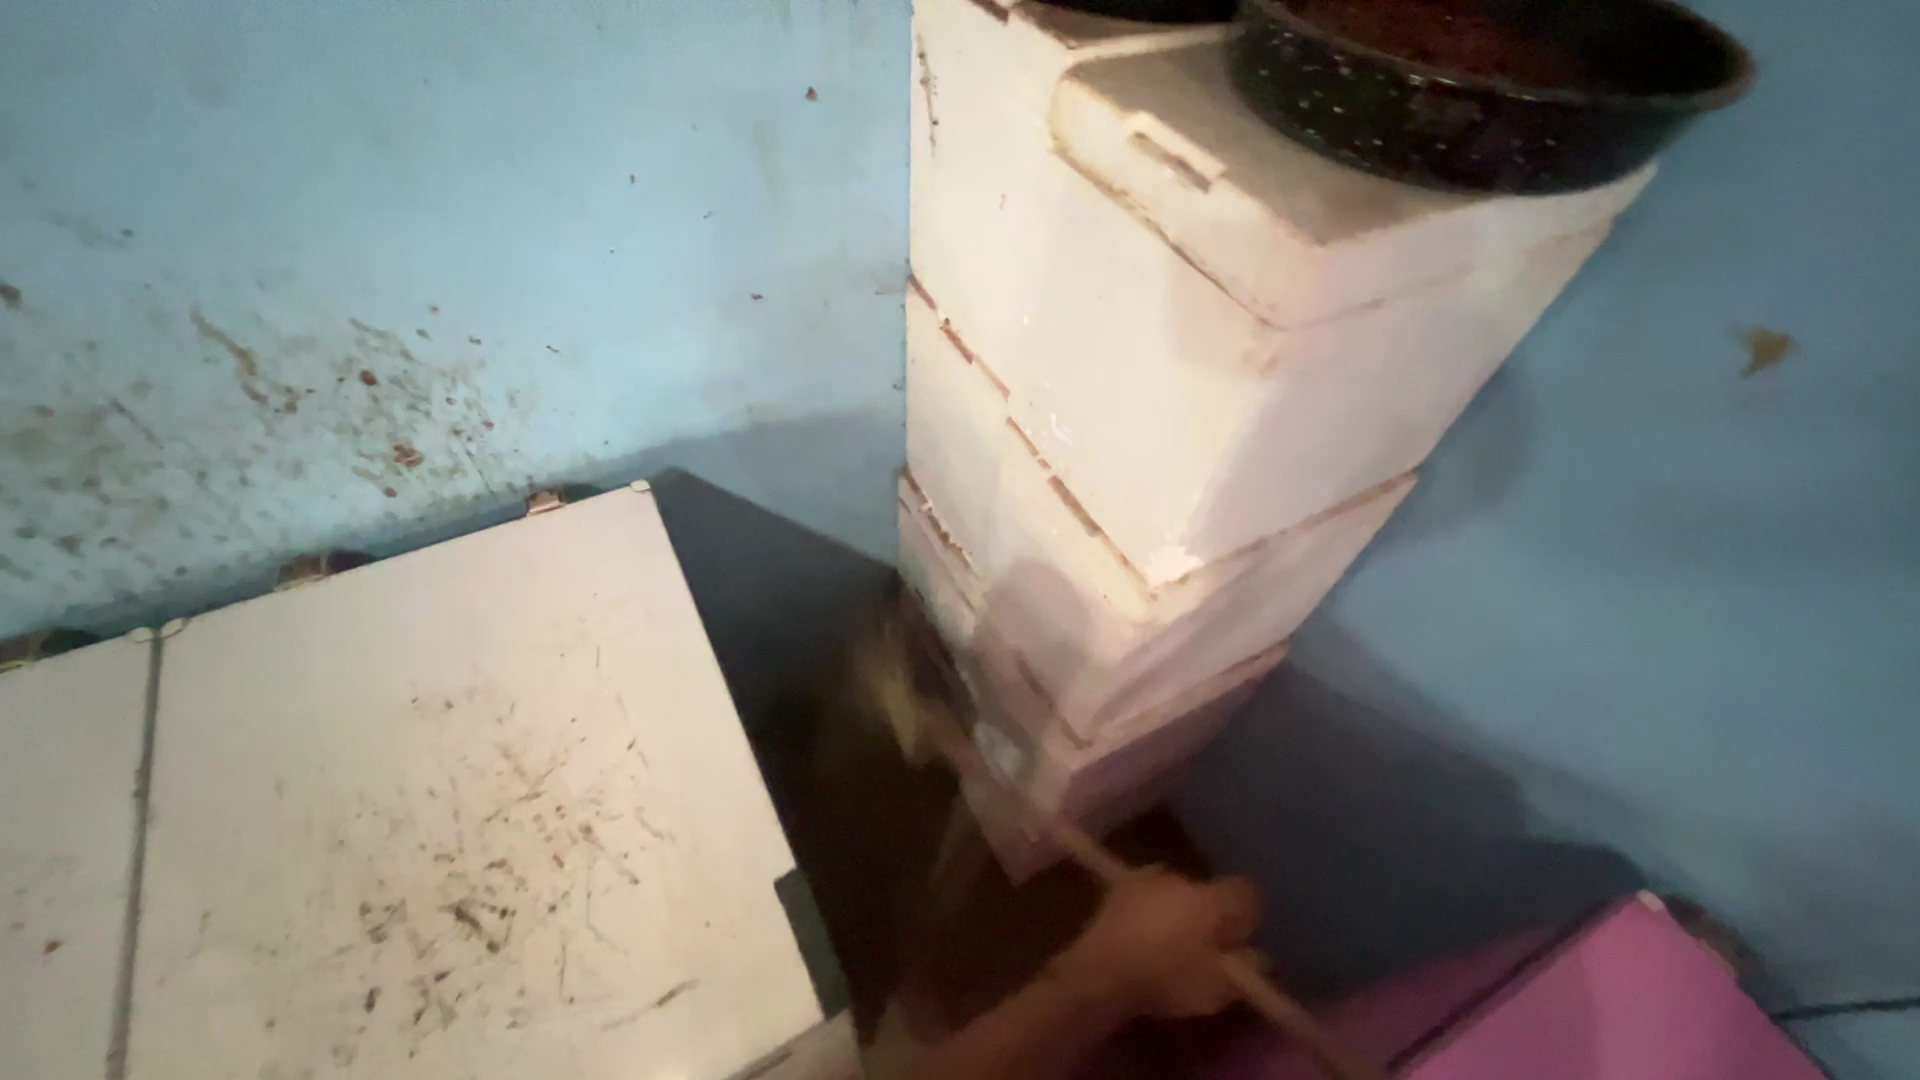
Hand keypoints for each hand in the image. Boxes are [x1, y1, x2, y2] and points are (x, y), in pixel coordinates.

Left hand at [1054, 868, 1260, 1018]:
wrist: (1103, 969)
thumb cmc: (1167, 979)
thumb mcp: (1217, 990)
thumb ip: (1242, 971)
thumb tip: (1254, 957)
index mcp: (1211, 899)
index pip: (1246, 892)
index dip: (1246, 916)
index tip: (1239, 941)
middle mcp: (1180, 877)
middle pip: (1206, 891)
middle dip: (1208, 914)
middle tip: (1203, 946)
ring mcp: (1145, 878)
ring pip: (1174, 891)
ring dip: (1176, 909)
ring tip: (1168, 941)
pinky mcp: (1118, 887)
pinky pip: (1146, 895)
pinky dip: (1149, 910)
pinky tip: (1141, 934)